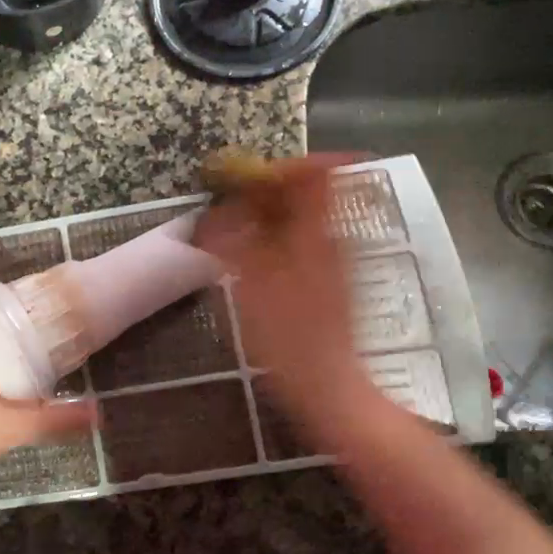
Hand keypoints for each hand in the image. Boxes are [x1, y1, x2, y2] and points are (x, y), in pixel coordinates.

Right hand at [195, 154, 392, 446]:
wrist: (330, 389)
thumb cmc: (290, 340)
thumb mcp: (252, 288)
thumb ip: (233, 243)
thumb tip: (213, 213)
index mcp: (320, 233)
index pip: (322, 170)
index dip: (287, 165)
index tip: (250, 178)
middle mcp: (335, 238)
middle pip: (314, 190)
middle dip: (272, 190)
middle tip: (236, 206)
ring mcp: (338, 261)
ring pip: (310, 216)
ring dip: (275, 215)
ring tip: (239, 233)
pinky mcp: (333, 281)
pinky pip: (308, 241)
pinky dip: (281, 239)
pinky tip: (255, 263)